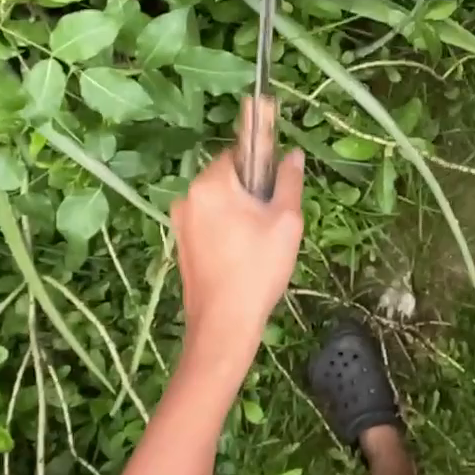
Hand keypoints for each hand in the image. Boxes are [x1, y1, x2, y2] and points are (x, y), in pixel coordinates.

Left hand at [170, 134, 304, 361]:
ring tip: (262, 239)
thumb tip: (293, 155)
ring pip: (219, 199)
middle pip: (228, 175)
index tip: (279, 180)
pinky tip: (244, 251)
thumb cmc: (258, 268)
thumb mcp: (286, 220)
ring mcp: (181, 221)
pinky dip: (227, 226)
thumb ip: (289, 181)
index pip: (241, 151)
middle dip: (253, 188)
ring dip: (240, 208)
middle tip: (276, 217)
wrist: (223, 324)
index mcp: (212, 183)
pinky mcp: (181, 242)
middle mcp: (189, 196)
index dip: (264, 162)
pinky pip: (210, 220)